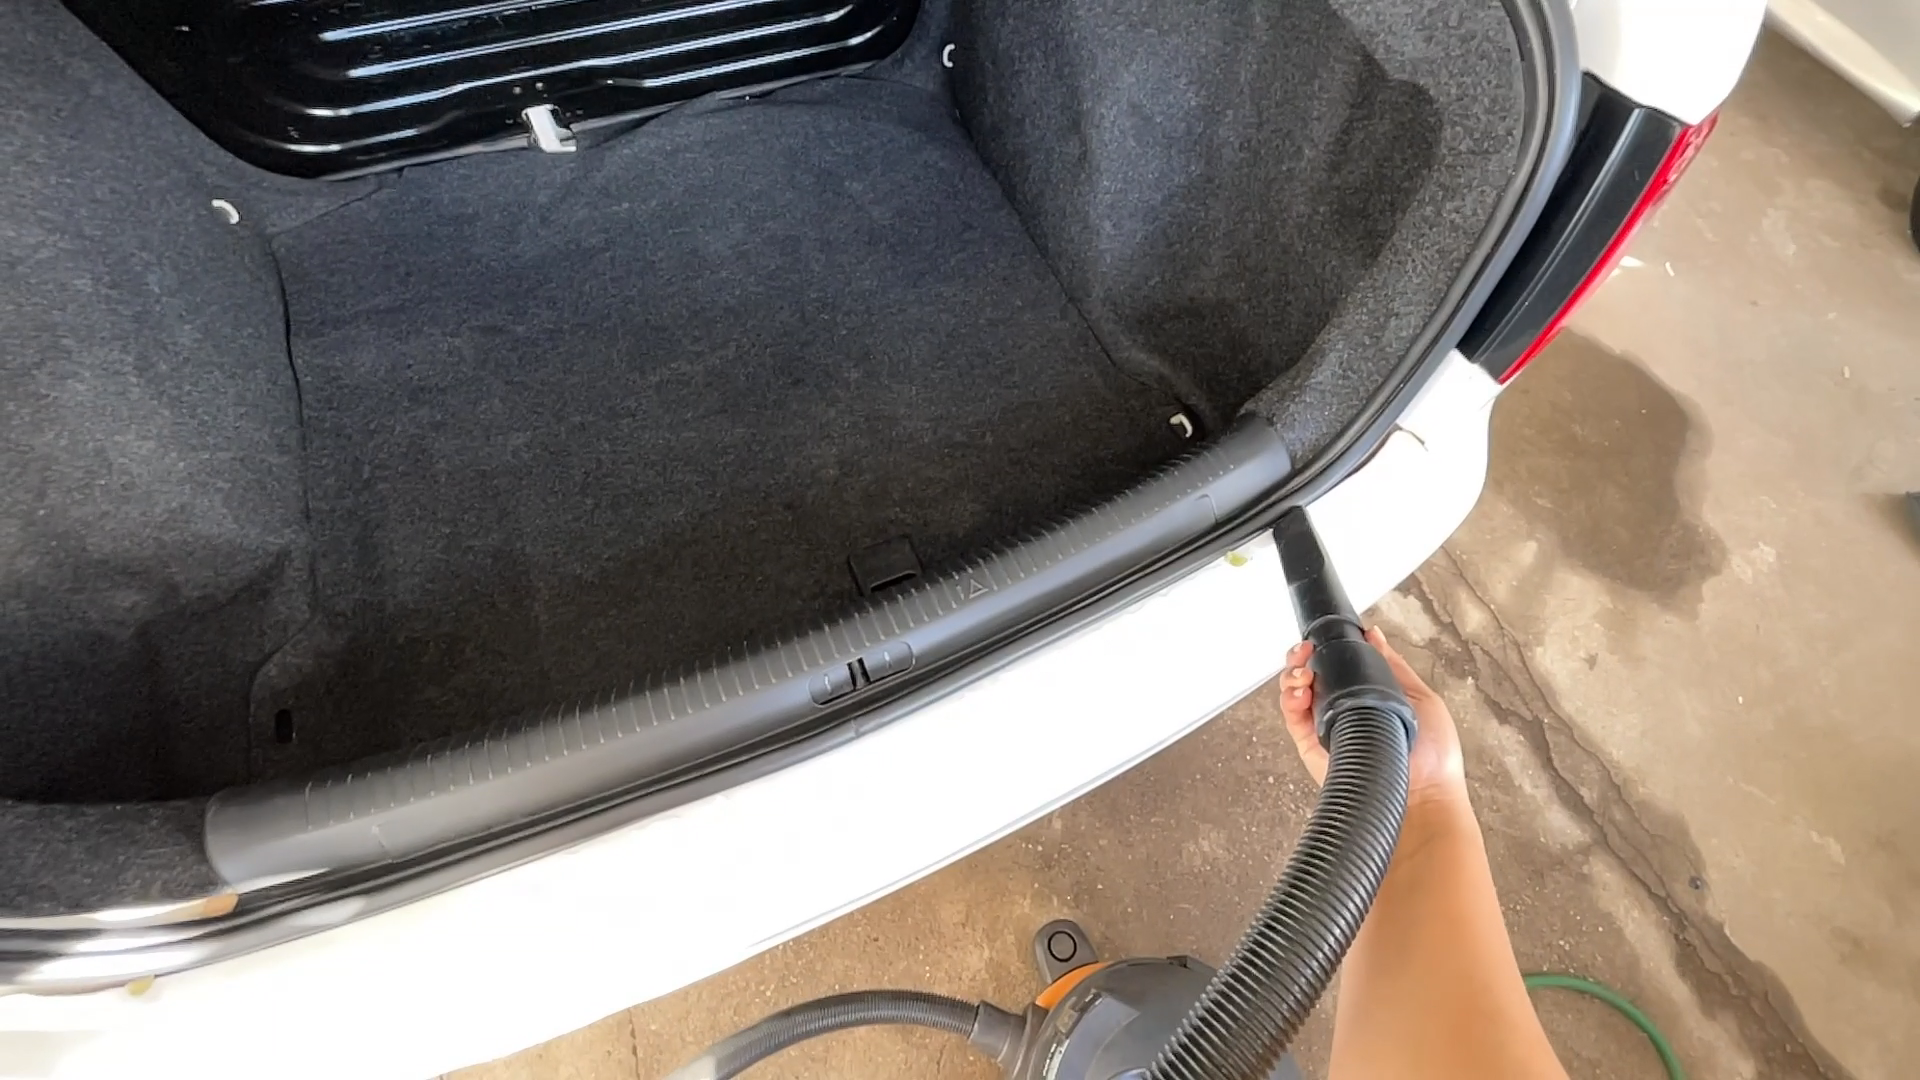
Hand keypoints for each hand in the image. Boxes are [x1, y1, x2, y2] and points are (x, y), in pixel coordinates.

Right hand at [1277, 626, 1466, 812]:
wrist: (1424, 794)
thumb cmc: (1433, 756)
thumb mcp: (1420, 697)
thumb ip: (1393, 666)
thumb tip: (1373, 634)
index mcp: (1363, 694)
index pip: (1332, 664)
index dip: (1321, 648)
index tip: (1321, 639)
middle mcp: (1338, 707)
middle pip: (1306, 673)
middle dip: (1299, 657)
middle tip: (1304, 651)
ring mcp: (1322, 723)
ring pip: (1293, 691)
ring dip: (1291, 675)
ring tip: (1302, 674)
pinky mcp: (1310, 742)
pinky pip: (1290, 715)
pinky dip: (1289, 699)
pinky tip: (1300, 693)